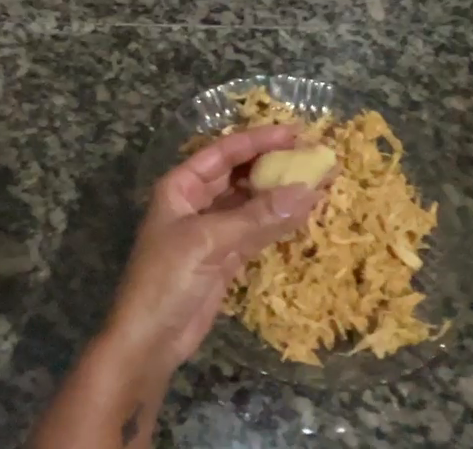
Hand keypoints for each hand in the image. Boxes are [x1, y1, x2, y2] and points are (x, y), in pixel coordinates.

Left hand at [100, 124, 325, 376]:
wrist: (150, 340)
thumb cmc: (167, 279)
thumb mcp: (209, 242)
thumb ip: (258, 217)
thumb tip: (307, 191)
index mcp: (181, 185)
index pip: (224, 152)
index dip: (258, 140)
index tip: (295, 132)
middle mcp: (197, 201)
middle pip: (241, 173)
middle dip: (275, 164)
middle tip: (314, 155)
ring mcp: (213, 229)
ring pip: (253, 202)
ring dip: (283, 192)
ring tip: (321, 180)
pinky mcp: (226, 256)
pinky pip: (258, 230)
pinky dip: (280, 222)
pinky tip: (305, 212)